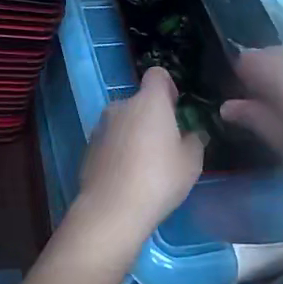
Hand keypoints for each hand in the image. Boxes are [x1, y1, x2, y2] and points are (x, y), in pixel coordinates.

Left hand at [65, 67, 204, 258]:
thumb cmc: (159, 179)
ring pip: (123, 121)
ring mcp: (100, 126)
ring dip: (134, 133)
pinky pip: (109, 140)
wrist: (112, 208)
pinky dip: (118, 150)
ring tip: (145, 164)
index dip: (168, 87)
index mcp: (149, 101)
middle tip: (165, 145)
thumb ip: (194, 140)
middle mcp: (120, 105)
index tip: (176, 109)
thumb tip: (192, 134)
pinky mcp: (88, 147)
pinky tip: (126, 176)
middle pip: (139, 101)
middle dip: (151, 116)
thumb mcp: (191, 162)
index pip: (157, 75)